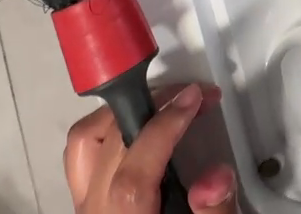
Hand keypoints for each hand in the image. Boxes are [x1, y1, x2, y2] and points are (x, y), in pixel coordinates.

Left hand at [66, 84, 235, 213]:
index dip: (163, 130)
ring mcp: (85, 213)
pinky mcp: (89, 207)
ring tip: (166, 106)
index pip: (130, 179)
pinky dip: (115, 129)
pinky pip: (87, 156)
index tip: (196, 99)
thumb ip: (216, 213)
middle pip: (102, 149)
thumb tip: (216, 176)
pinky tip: (148, 130)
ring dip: (124, 114)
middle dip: (151, 108)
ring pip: (84, 147)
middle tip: (192, 98)